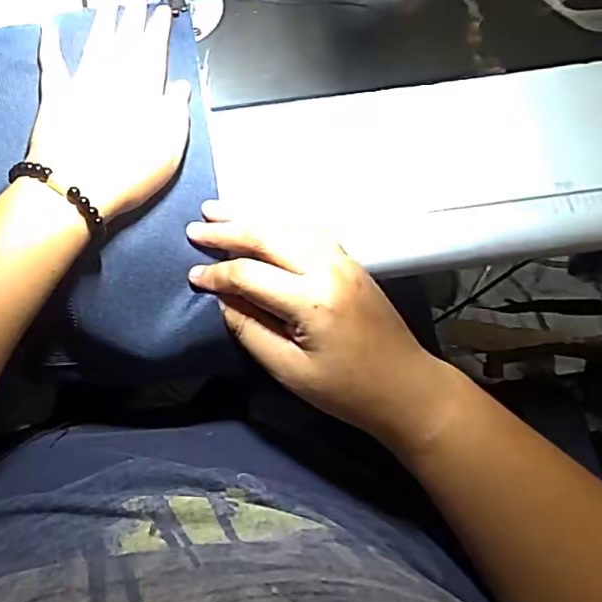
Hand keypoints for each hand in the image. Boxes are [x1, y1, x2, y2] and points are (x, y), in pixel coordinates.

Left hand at [26, 6, 192, 221]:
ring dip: (102, 22)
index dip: (158, 27)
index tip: (161, 12)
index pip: (153, 46)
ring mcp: (80, 82)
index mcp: (144, 85)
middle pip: (124, 38)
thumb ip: (177, 110)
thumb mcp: (170, 145)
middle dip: (132, 16)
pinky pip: (52, 62)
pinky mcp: (54, 96)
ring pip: (94, 42)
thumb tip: (179, 89)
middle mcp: (112, 75)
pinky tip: (48, 28)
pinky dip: (49, 43)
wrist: (76, 187)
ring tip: (108, 5)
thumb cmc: (128, 171)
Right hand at [187, 201, 464, 450]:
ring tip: (219, 211)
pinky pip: (309, 230)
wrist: (408, 388)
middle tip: (195, 228)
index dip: (217, 275)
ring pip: (288, 226)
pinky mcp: (351, 262)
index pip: (249, 274)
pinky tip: (264, 221)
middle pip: (268, 236)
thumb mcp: (289, 370)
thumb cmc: (346, 390)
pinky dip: (280, 222)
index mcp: (312, 300)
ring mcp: (343, 261)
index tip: (193, 277)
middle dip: (228, 230)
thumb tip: (223, 300)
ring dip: (252, 217)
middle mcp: (328, 268)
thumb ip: (250, 330)